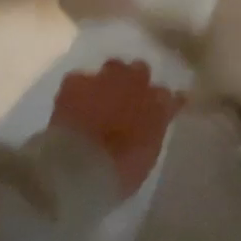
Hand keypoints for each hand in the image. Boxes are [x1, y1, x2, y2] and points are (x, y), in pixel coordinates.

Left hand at [49, 59, 184, 196]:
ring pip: (113, 67)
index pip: (166, 95)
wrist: (80, 167)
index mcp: (158, 105)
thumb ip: (153, 132)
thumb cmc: (119, 172)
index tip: (156, 111)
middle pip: (140, 70)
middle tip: (126, 102)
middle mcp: (136, 84)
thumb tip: (157, 118)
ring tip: (100, 99)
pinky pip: (81, 79)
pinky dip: (80, 90)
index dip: (159, 102)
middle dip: (134, 81)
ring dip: (109, 81)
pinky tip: (74, 105)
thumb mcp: (146, 157)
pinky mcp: (77, 82)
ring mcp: (106, 79)